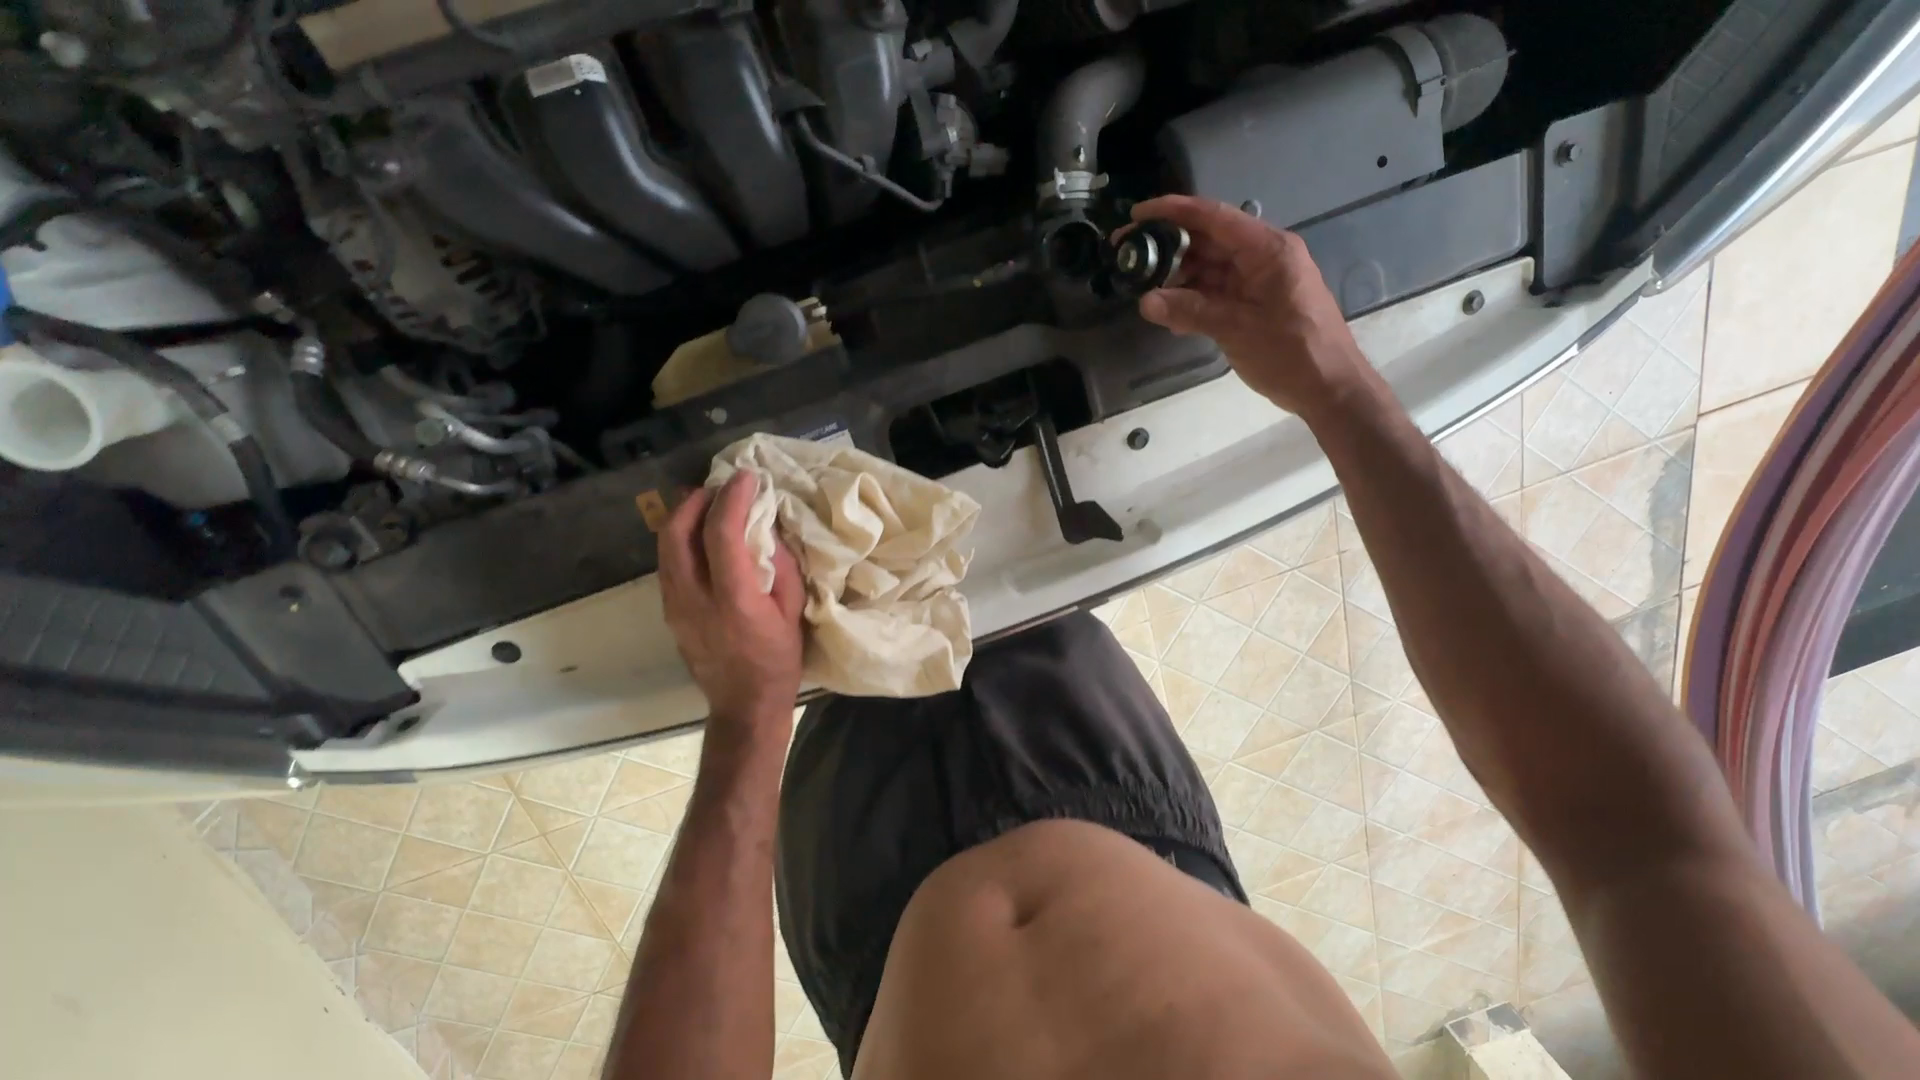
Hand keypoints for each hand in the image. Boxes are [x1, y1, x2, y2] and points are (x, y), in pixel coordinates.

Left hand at [659, 471, 805, 735]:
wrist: (743, 706)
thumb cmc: (777, 661)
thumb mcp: (792, 612)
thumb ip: (779, 567)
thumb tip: (766, 530)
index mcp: (732, 598)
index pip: (722, 532)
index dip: (733, 498)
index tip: (747, 478)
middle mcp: (695, 598)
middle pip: (677, 532)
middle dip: (695, 500)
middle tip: (719, 487)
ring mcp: (675, 607)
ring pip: (665, 547)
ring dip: (683, 517)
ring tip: (707, 504)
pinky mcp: (669, 613)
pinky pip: (668, 564)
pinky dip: (681, 540)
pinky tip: (700, 537)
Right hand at [1129, 195, 1374, 419]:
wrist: (1331, 389)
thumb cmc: (1292, 353)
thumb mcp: (1237, 330)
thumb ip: (1191, 312)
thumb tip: (1146, 302)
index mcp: (1267, 249)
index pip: (1213, 217)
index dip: (1173, 211)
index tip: (1137, 214)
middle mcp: (1264, 256)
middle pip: (1209, 240)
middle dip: (1169, 246)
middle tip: (1129, 255)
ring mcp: (1260, 280)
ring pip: (1210, 267)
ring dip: (1177, 276)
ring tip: (1141, 285)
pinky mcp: (1256, 303)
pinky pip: (1218, 291)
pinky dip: (1193, 298)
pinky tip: (1167, 311)